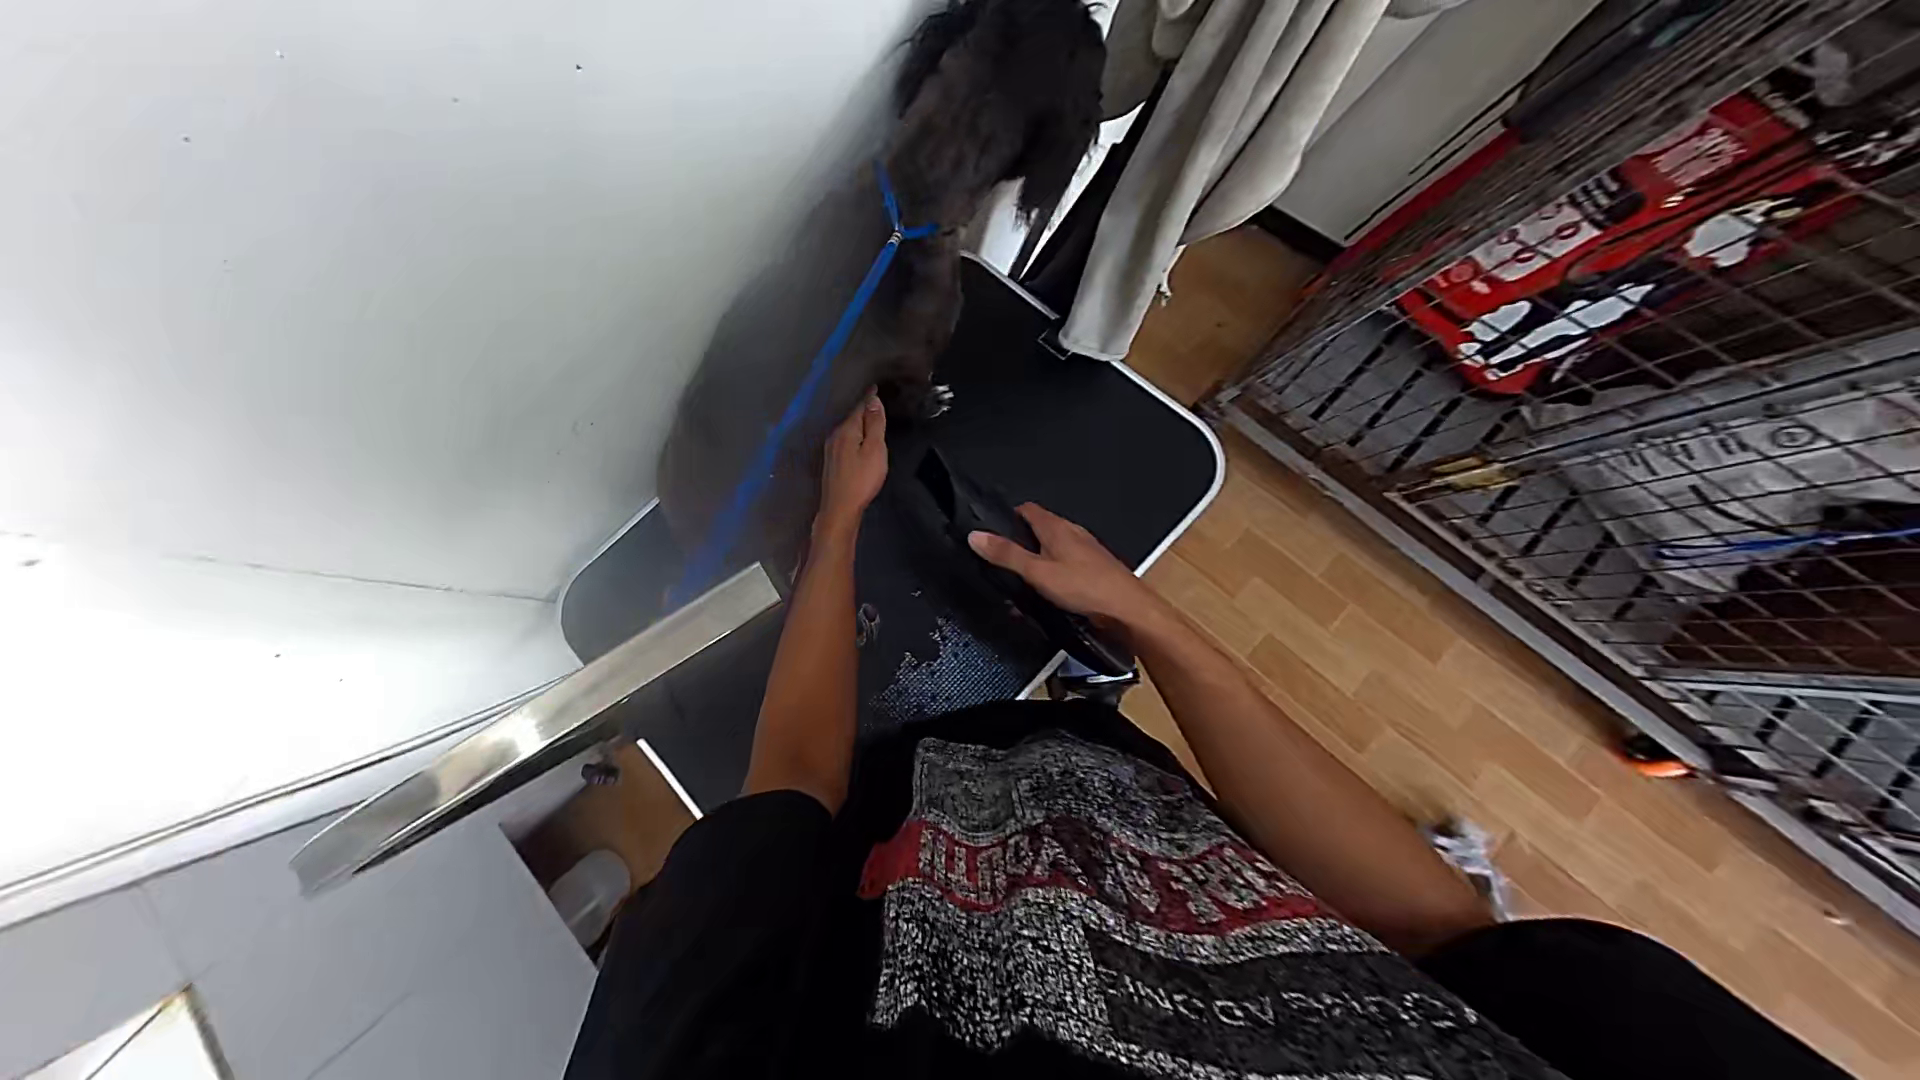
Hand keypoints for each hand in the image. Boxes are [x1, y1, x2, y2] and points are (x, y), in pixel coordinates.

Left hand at [817, 390, 887, 535]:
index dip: (869, 397)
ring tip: (870, 417)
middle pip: (851, 416)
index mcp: (846, 430)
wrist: (840, 508)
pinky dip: (854, 435)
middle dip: (863, 408)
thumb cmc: (861, 480)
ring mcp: (831, 449)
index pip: (859, 406)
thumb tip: (873, 400)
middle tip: (875, 399)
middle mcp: (835, 436)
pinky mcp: (832, 462)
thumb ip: (874, 424)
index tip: (875, 387)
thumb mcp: (874, 450)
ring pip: (847, 429)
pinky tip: (859, 439)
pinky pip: (845, 440)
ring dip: (858, 422)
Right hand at [967, 503, 1168, 629]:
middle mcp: (1073, 534)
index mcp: (1057, 527)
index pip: (1027, 509)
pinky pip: (1066, 566)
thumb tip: (977, 536)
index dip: (1009, 517)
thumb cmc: (1088, 588)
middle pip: (1040, 530)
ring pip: (1053, 549)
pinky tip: (1049, 596)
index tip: (995, 530)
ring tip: (1023, 583)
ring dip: (1037, 563)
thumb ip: (1006, 555)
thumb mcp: (1037, 573)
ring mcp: (1086, 551)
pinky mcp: (1094, 569)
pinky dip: (1053, 576)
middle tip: (1005, 562)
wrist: (1128, 611)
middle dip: (1021, 544)